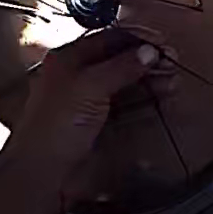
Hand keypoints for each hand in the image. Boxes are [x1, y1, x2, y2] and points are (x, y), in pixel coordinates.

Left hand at [0, 28, 159, 180]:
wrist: (40, 175)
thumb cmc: (57, 124)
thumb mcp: (90, 86)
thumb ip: (121, 67)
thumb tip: (148, 50)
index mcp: (70, 57)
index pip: (108, 39)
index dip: (136, 39)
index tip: (161, 43)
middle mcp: (78, 75)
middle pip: (117, 61)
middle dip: (145, 61)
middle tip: (172, 63)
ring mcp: (86, 100)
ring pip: (122, 84)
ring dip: (147, 81)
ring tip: (172, 82)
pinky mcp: (94, 124)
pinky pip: (122, 105)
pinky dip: (141, 101)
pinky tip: (158, 99)